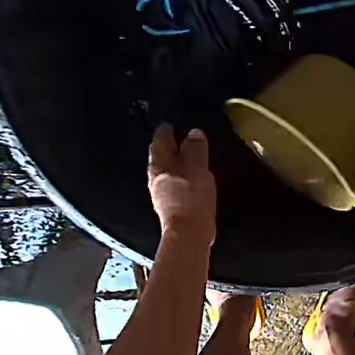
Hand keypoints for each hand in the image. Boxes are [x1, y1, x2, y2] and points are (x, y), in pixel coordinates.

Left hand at [148, 124, 214, 242]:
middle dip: (169, 145)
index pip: (160, 138)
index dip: (167, 128)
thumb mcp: (197, 167)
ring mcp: (161, 192)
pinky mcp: (171, 205)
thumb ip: (196, 148)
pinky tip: (191, 180)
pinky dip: (182, 178)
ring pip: (167, 170)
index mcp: (160, 163)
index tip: (172, 122)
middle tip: (180, 137)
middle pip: (161, 154)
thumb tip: (194, 133)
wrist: (189, 233)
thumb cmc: (191, 199)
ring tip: (189, 157)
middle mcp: (156, 176)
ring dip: (176, 162)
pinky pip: (175, 184)